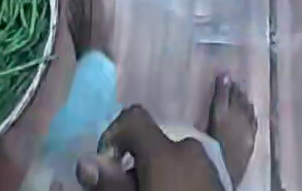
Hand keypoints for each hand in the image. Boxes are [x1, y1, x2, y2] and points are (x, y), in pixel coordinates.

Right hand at [77, 105, 224, 190]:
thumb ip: (110, 185)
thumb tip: (84, 162)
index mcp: (166, 152)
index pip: (134, 117)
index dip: (113, 136)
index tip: (104, 170)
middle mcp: (188, 148)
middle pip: (150, 146)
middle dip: (132, 170)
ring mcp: (208, 165)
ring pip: (168, 161)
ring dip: (152, 179)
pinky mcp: (218, 181)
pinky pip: (187, 173)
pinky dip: (171, 185)